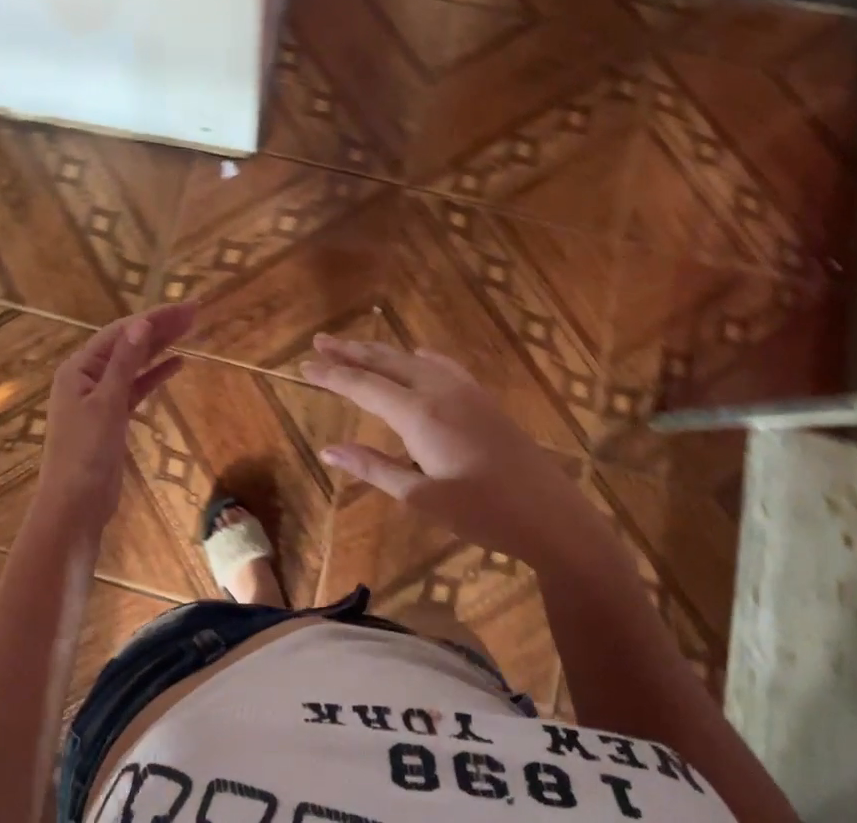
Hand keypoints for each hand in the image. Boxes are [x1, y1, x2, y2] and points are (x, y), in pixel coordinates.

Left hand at [36, 303, 195, 536]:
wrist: (75, 505)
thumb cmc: (85, 453)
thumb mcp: (106, 404)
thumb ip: (124, 364)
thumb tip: (141, 324)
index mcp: (78, 369)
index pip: (120, 332)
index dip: (154, 318)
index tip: (185, 307)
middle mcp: (87, 377)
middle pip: (127, 344)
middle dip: (160, 327)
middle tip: (195, 312)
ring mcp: (99, 398)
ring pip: (133, 364)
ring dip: (159, 348)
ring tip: (189, 330)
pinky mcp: (111, 419)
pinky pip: (136, 388)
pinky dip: (154, 376)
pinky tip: (177, 364)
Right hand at [302, 335, 572, 551]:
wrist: (552, 516)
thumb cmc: (484, 514)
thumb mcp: (421, 498)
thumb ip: (374, 468)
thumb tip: (328, 450)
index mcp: (419, 415)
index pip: (363, 386)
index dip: (332, 376)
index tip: (304, 366)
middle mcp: (439, 392)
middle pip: (386, 362)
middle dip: (351, 351)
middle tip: (320, 341)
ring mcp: (466, 393)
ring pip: (413, 361)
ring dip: (381, 352)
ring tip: (355, 346)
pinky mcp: (484, 401)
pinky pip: (443, 366)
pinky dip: (419, 357)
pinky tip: (417, 356)